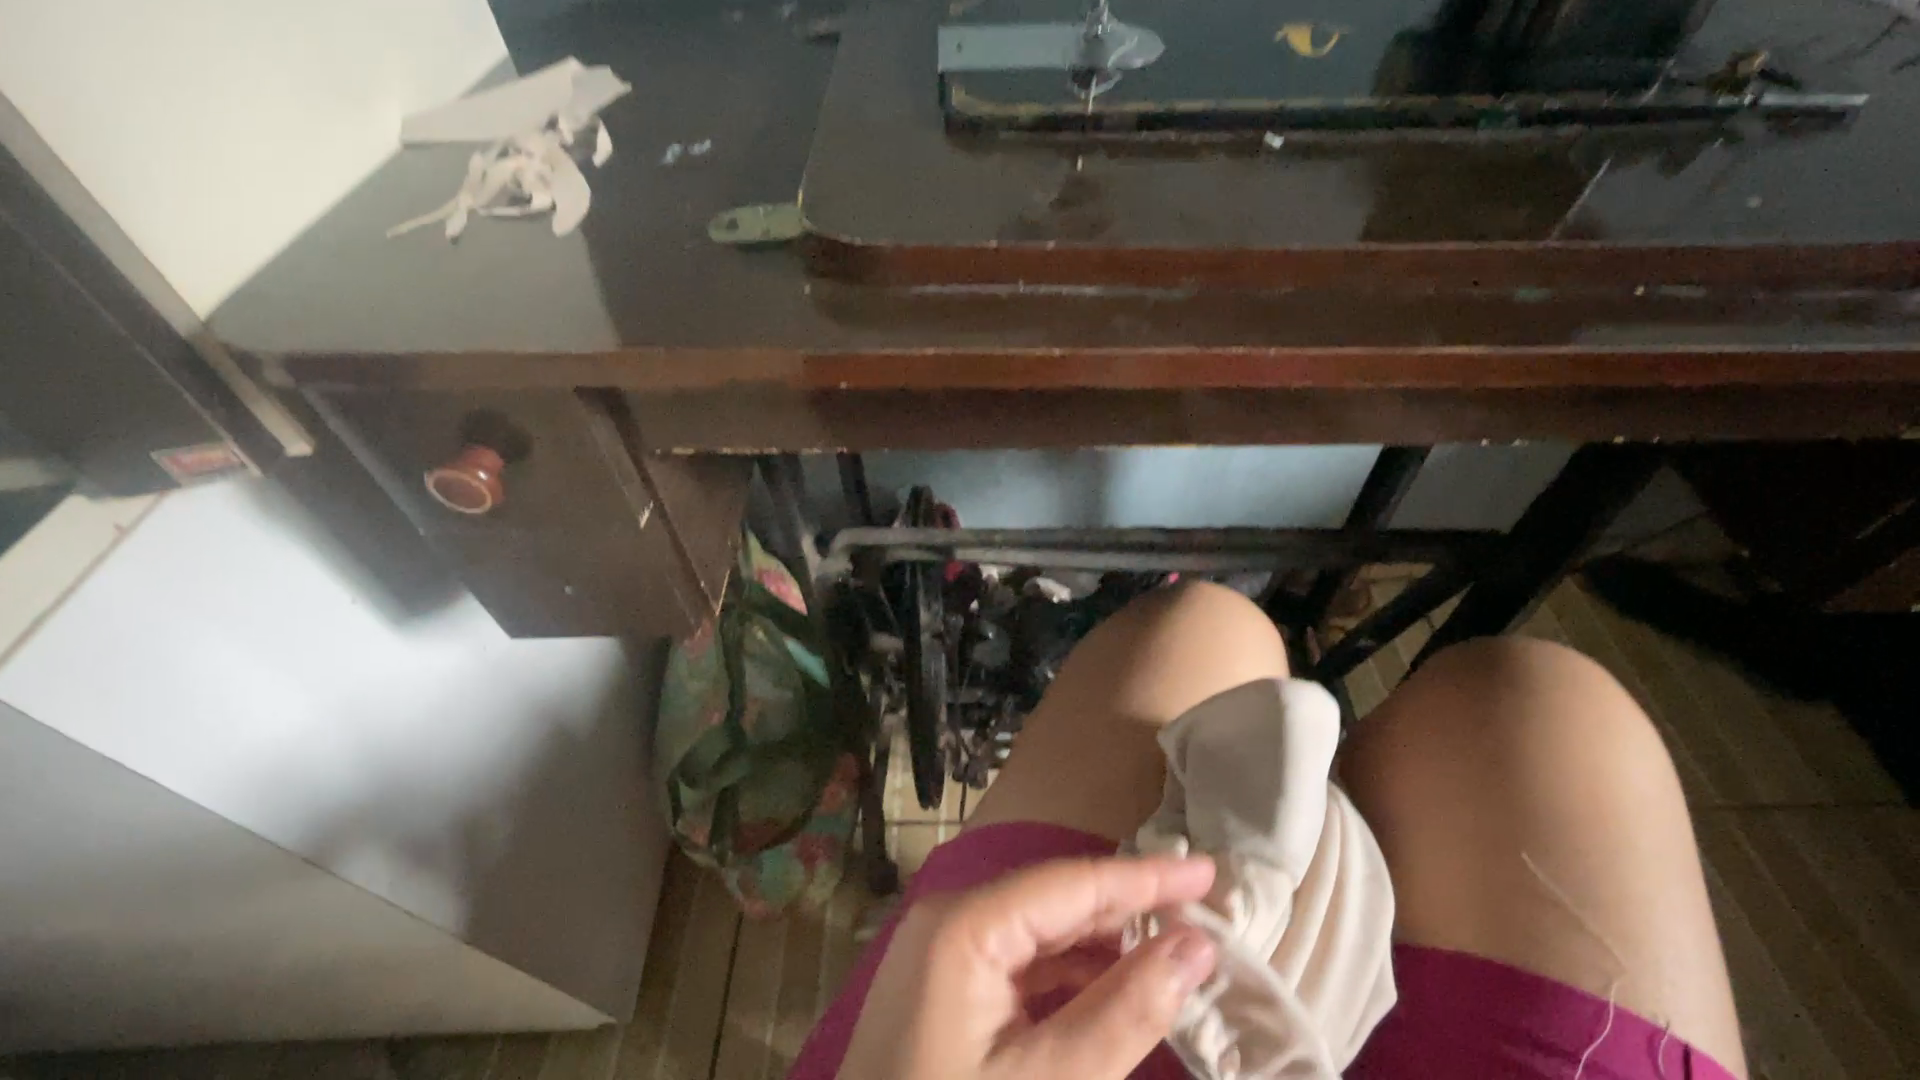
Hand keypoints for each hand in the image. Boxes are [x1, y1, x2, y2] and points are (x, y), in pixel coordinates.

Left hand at [839, 854, 1218, 1079]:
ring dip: (1104, 950)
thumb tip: (1195, 945)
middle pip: (1055, 902)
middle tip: (1203, 920)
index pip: (1072, 883)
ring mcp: (943, 953)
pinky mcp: (945, 988)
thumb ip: (1126, 1011)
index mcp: (965, 926)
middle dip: (1129, 913)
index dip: (1147, 877)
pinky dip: (1070, 980)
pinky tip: (1115, 996)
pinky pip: (1020, 966)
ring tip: (1174, 960)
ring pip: (1040, 935)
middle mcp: (949, 920)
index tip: (1211, 870)